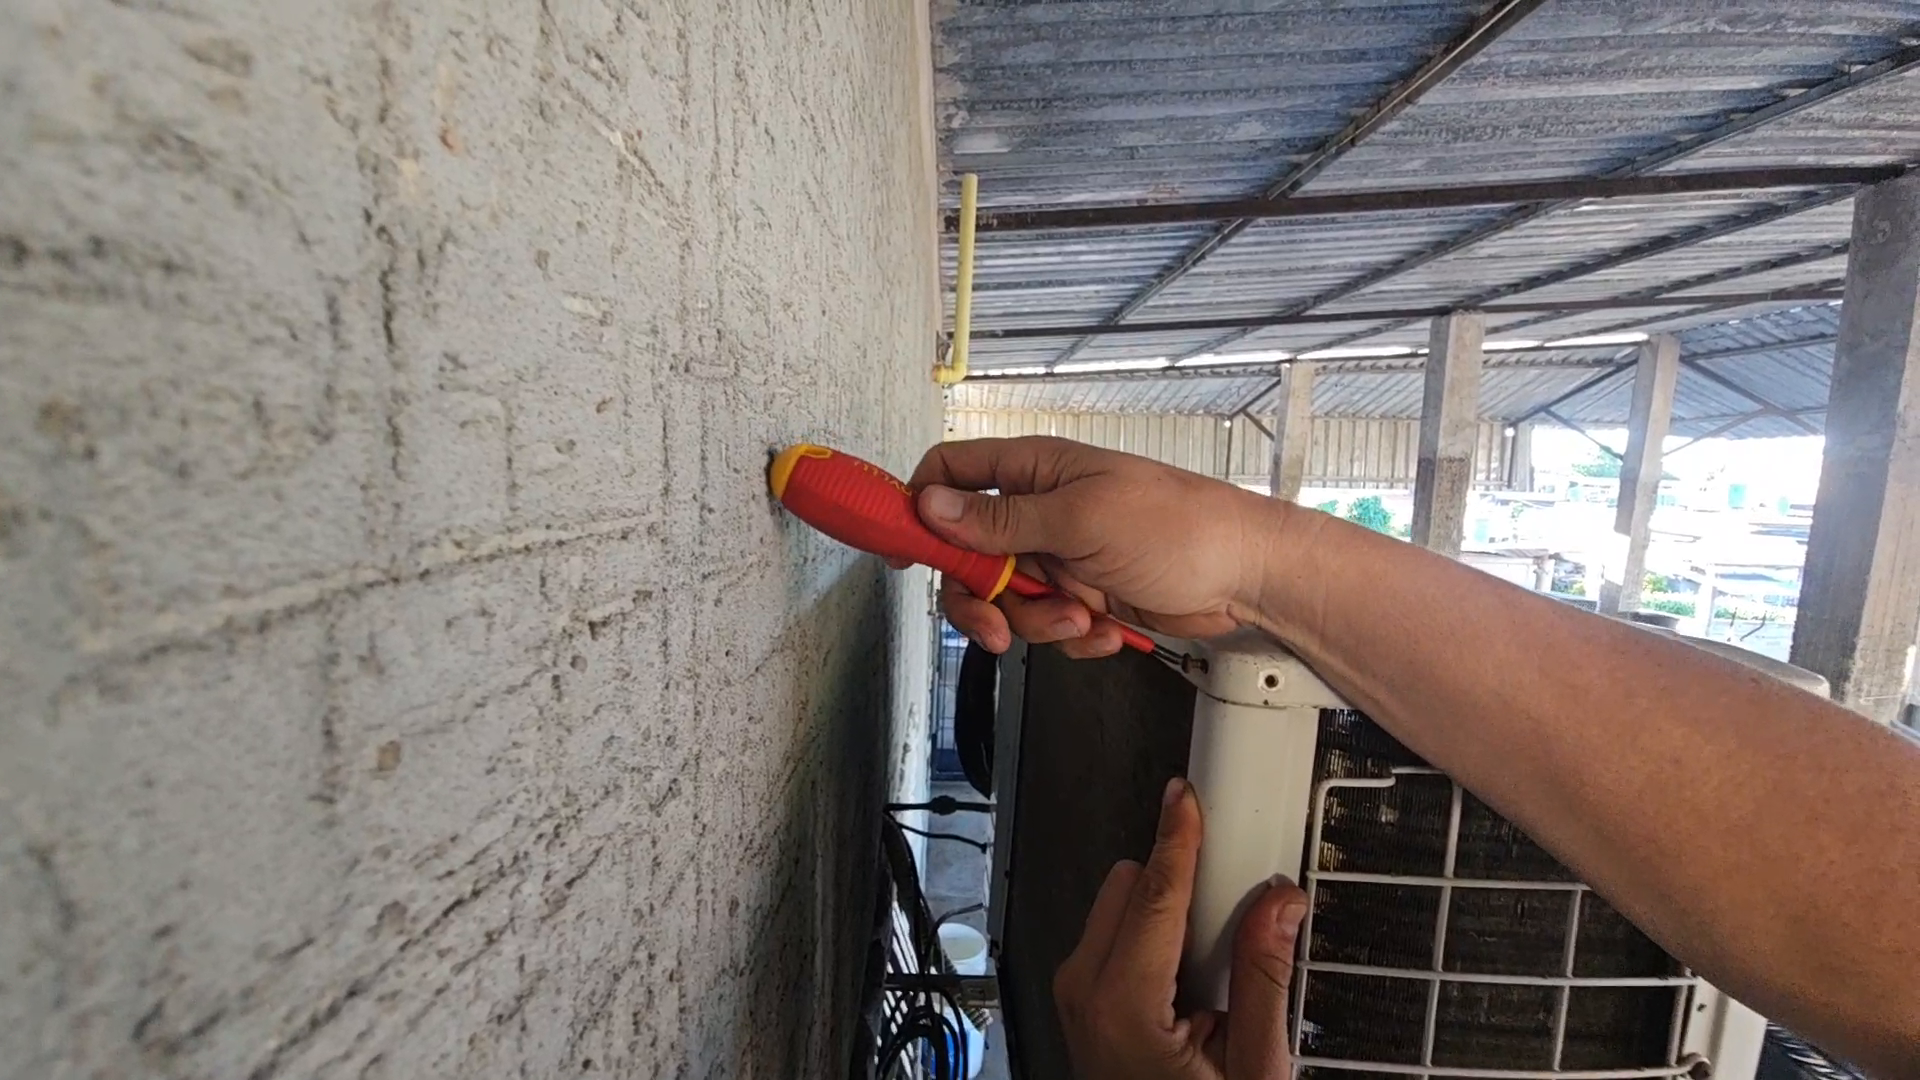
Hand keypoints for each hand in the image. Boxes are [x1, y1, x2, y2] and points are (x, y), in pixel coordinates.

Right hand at [908, 437, 1281, 656]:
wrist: (1243, 577)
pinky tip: (1102, 626)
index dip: (919, 506)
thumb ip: (1000, 519)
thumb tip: (933, 505)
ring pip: (1004, 599)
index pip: (951, 474)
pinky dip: (1069, 634)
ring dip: (1035, 621)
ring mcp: (1057, 556)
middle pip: (967, 555)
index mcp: (1033, 472)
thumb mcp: (1079, 519)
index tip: (904, 550)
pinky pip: (1043, 623)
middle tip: (996, 622)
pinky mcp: (1078, 594)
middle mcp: (1038, 512)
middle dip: (979, 596)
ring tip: (1078, 616)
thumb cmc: (1179, 526)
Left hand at [1055, 778, 1308, 1079]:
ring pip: (1118, 899)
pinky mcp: (1077, 991)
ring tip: (1204, 973)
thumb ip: (1264, 980)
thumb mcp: (1253, 1073)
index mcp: (1123, 1002)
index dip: (1177, 838)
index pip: (1156, 895)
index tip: (1183, 794)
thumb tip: (1280, 900)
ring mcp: (1074, 986)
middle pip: (1131, 885)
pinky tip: (1180, 981)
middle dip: (1178, 888)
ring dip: (1163, 912)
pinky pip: (1112, 926)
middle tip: (1226, 926)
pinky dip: (1147, 932)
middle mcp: (1083, 983)